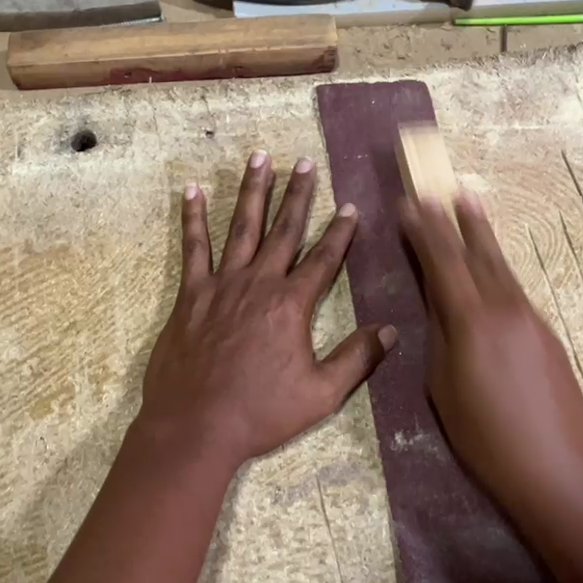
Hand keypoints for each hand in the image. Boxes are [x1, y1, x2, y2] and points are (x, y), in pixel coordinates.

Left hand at [138, 152, 396, 468]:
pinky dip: (194, 217)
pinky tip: (193, 189)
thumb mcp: (321, 394)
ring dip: (253, 191)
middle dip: (298, 195)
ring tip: (260, 158)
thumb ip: (357, 359)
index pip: (324, 258)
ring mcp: (222, 284)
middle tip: (305, 162)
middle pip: (284, 230)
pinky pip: (193, 246)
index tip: (349, 205)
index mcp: (292, 305)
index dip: (339, 231)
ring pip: (241, 226)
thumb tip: (391, 331)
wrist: (196, 424)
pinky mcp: (191, 293)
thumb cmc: (260, 413)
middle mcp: (259, 283)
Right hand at [399, 191, 582, 515]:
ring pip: (499, 266)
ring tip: (470, 201)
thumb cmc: (486, 438)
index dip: (423, 229)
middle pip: (476, 251)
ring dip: (481, 234)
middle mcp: (504, 306)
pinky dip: (494, 266)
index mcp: (471, 319)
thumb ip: (440, 334)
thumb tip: (438, 301)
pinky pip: (512, 288)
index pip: (441, 260)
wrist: (561, 473)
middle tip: (444, 185)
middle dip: (457, 218)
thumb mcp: (443, 386)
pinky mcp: (546, 335)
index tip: (407, 202)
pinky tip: (488, 264)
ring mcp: (530, 318)